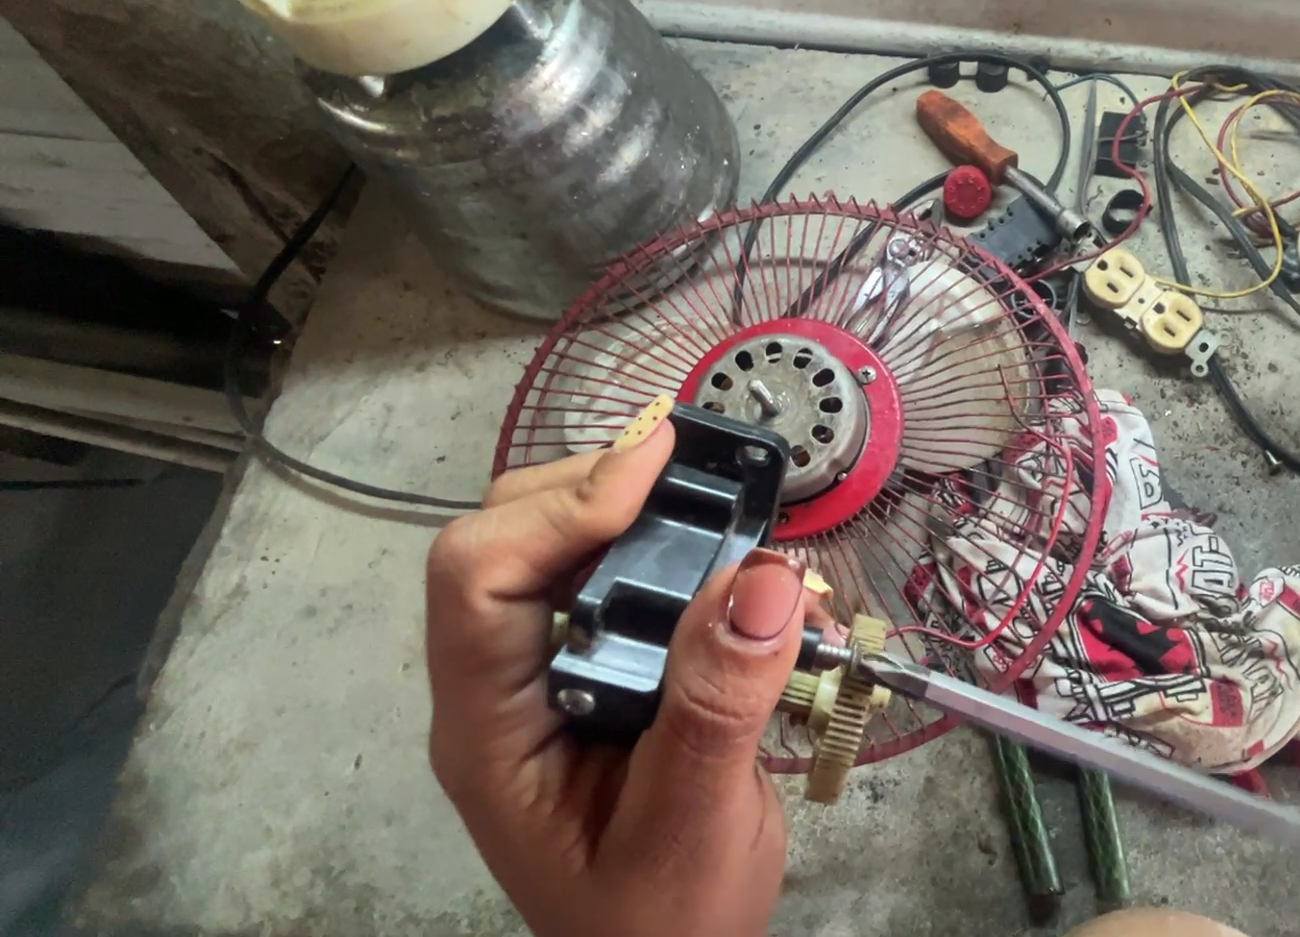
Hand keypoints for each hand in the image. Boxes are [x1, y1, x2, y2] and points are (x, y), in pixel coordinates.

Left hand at [425, 424, 811, 936]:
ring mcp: (559, 669)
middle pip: (515, 536)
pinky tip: (744, 561)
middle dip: (603, 488)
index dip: (563, 503)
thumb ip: (719, 706)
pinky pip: (631, 575)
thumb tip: (764, 578)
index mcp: (493, 722)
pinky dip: (687, 547)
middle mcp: (512, 679)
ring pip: (572, 545)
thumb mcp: (693, 824)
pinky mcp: (614, 665)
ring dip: (650, 511)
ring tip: (727, 506)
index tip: (663, 464)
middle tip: (700, 478)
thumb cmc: (665, 921)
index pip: (479, 575)